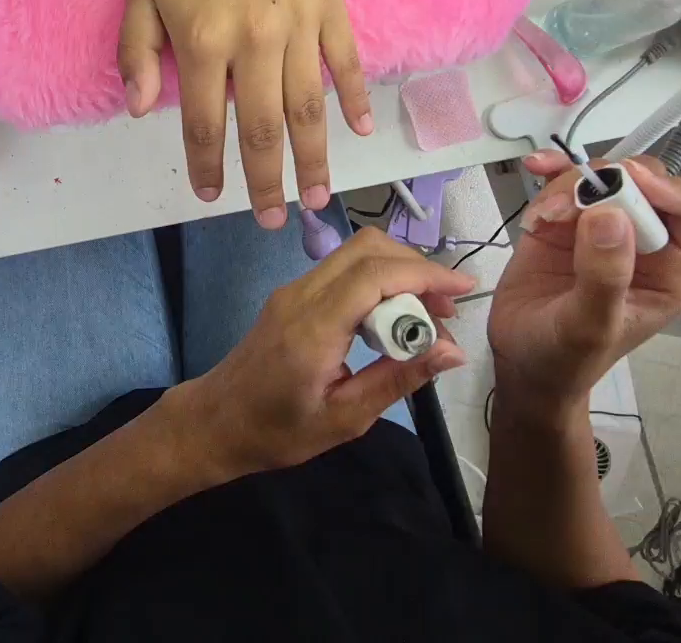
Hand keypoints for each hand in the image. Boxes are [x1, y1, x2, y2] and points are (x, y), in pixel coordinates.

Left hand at [118, 0, 372, 228]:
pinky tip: (359, 131)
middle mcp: (255, 43)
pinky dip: (355, 98)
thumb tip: (140, 111)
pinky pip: (347, 61)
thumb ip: (136, 52)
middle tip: (271, 219)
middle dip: (268, 181)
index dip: (208, 165)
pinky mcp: (329, 8)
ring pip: (309, 107)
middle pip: (264, 129)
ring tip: (318, 196)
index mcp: (204, 43)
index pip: (207, 124)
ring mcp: (298, 27)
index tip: (210, 195)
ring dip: (314, 157)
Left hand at [164, 229, 471, 477]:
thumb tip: (451, 351)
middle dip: (416, 266)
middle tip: (447, 310)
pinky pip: (342, 272)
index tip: (465, 290)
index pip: (375, 275)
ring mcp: (293, 290)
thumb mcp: (345, 418)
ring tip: (428, 317)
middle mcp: (301, 295)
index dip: (425, 274)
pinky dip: (377, 282)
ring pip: (354, 254)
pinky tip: (394, 319)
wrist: (216, 421)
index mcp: (313, 327)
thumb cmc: (277, 431)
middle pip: (366, 248)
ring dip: (398, 272)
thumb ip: (397, 379)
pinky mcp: (292, 296)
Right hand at [487, 153, 680, 414]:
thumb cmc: (565, 357)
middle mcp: (645, 241)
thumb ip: (604, 275)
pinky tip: (534, 171)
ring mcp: (602, 228)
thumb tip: (610, 215)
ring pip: (602, 176)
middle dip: (606, 183)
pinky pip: (565, 182)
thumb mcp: (590, 325)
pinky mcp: (564, 222)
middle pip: (646, 181)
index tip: (623, 184)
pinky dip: (549, 172)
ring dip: (568, 183)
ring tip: (541, 216)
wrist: (521, 361)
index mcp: (674, 268)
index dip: (669, 188)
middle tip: (564, 207)